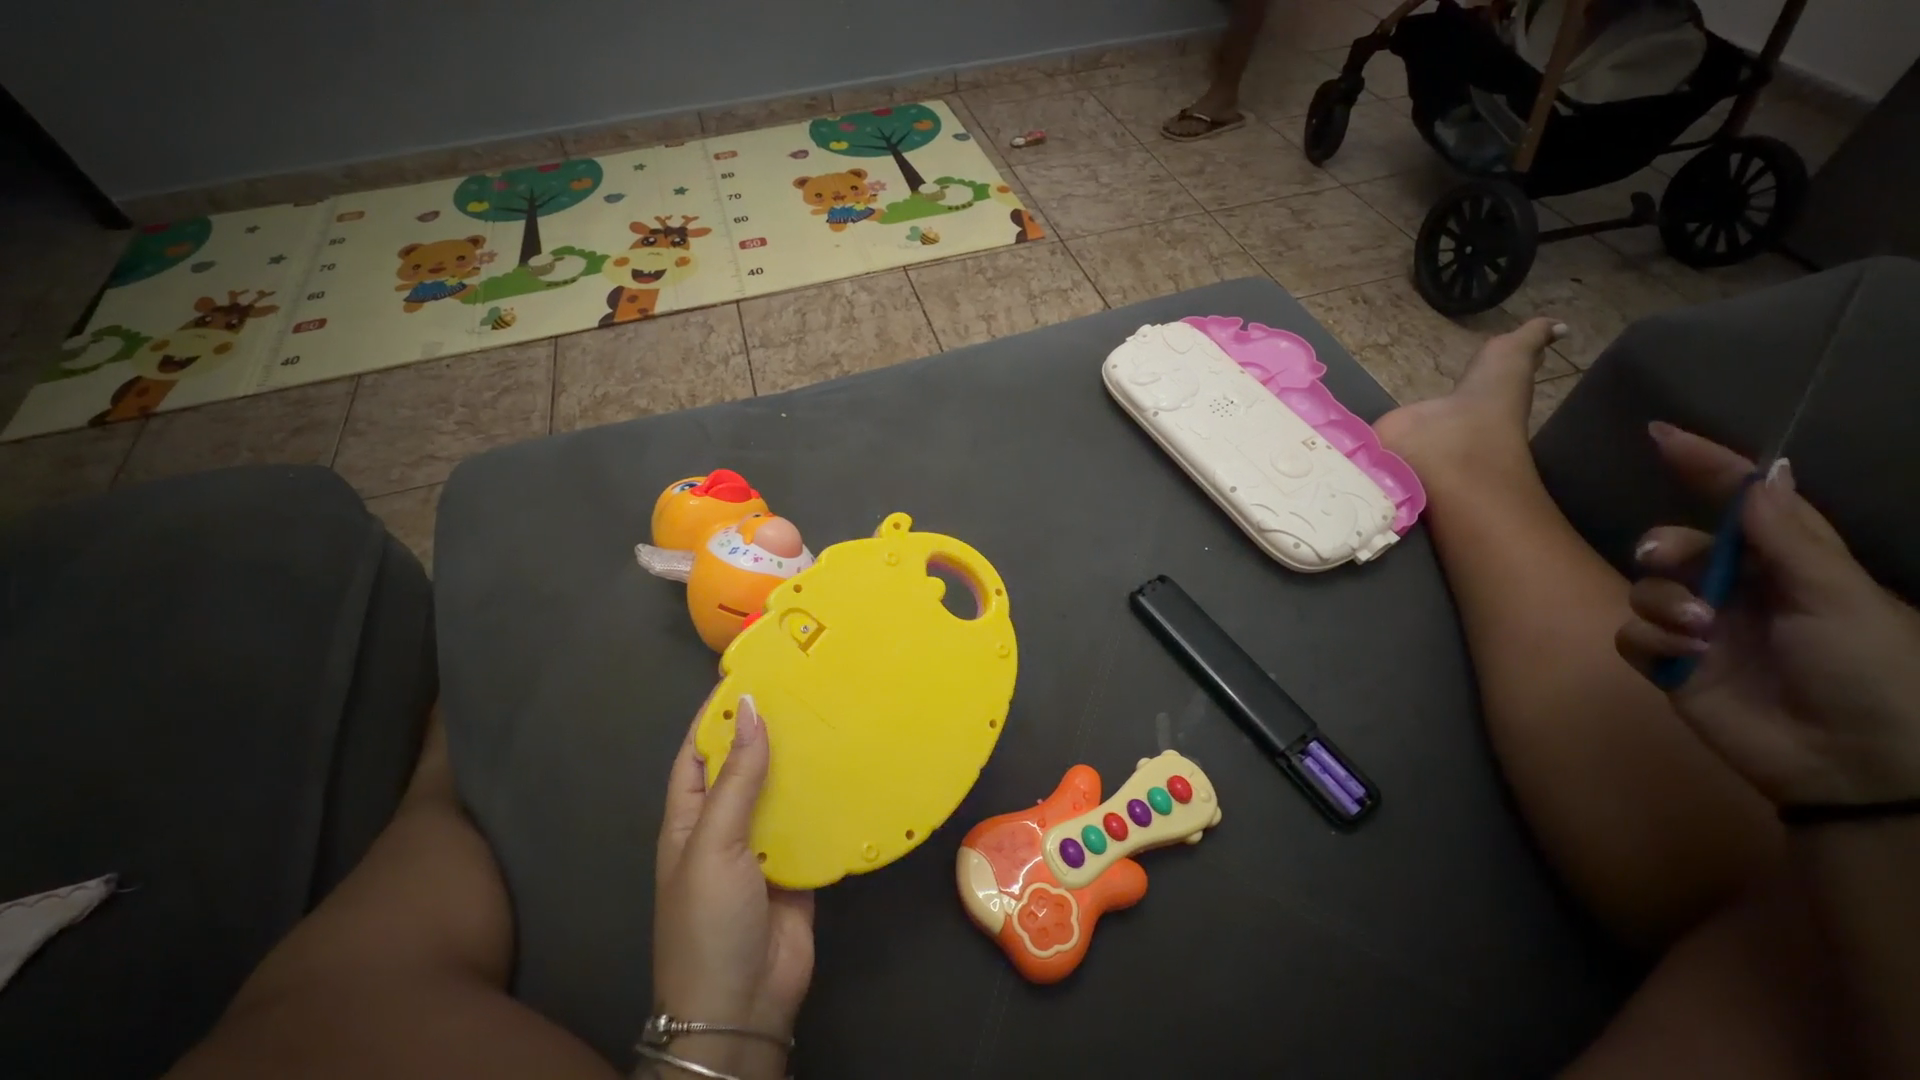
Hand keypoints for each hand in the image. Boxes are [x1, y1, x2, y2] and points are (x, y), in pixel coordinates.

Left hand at [654, 696, 813, 1078]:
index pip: (699, 753)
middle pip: (745, 769)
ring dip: (802, 767)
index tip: (748, 676)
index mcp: (689, 819)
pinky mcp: (798, 871)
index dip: (717, 716)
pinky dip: (829, 805)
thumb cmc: (710, 920)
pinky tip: (853, 775)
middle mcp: (724, 829)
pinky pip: (813, 828)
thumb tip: (750, 711)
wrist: (741, 1005)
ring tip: (834, 722)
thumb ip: (737, 779)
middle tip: (806, 692)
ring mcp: (762, 851)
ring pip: (782, 795)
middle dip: (768, 734)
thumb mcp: (714, 844)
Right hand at [1616, 423, 1919, 805]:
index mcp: (1788, 566)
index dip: (1705, 467)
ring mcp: (1701, 630)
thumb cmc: (1869, 671)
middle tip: (1671, 562)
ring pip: (1644, 589)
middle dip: (1665, 548)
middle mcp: (1738, 590)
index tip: (1659, 435)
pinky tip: (1682, 659)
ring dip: (1661, 603)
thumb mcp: (1839, 596)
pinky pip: (1632, 636)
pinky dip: (1650, 641)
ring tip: (1697, 632)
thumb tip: (1760, 475)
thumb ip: (1788, 537)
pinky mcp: (1672, 667)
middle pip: (1674, 545)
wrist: (1854, 766)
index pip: (1740, 505)